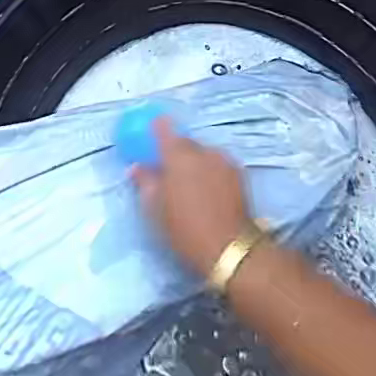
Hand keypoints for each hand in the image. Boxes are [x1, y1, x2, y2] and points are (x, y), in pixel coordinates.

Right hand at [132, 119, 252, 274]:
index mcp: (177, 155)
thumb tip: (136, 167)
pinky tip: (209, 191)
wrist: (230, 248)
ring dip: (195, 162)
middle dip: (176, 152)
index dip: (156, 129)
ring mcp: (223, 158)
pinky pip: (217, 163)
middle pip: (184, 142)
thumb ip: (145, 182)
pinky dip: (211, 170)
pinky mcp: (239, 171)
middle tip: (169, 173)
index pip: (163, 128)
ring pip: (203, 153)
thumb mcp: (155, 209)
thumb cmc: (185, 229)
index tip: (150, 137)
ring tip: (192, 187)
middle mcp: (202, 149)